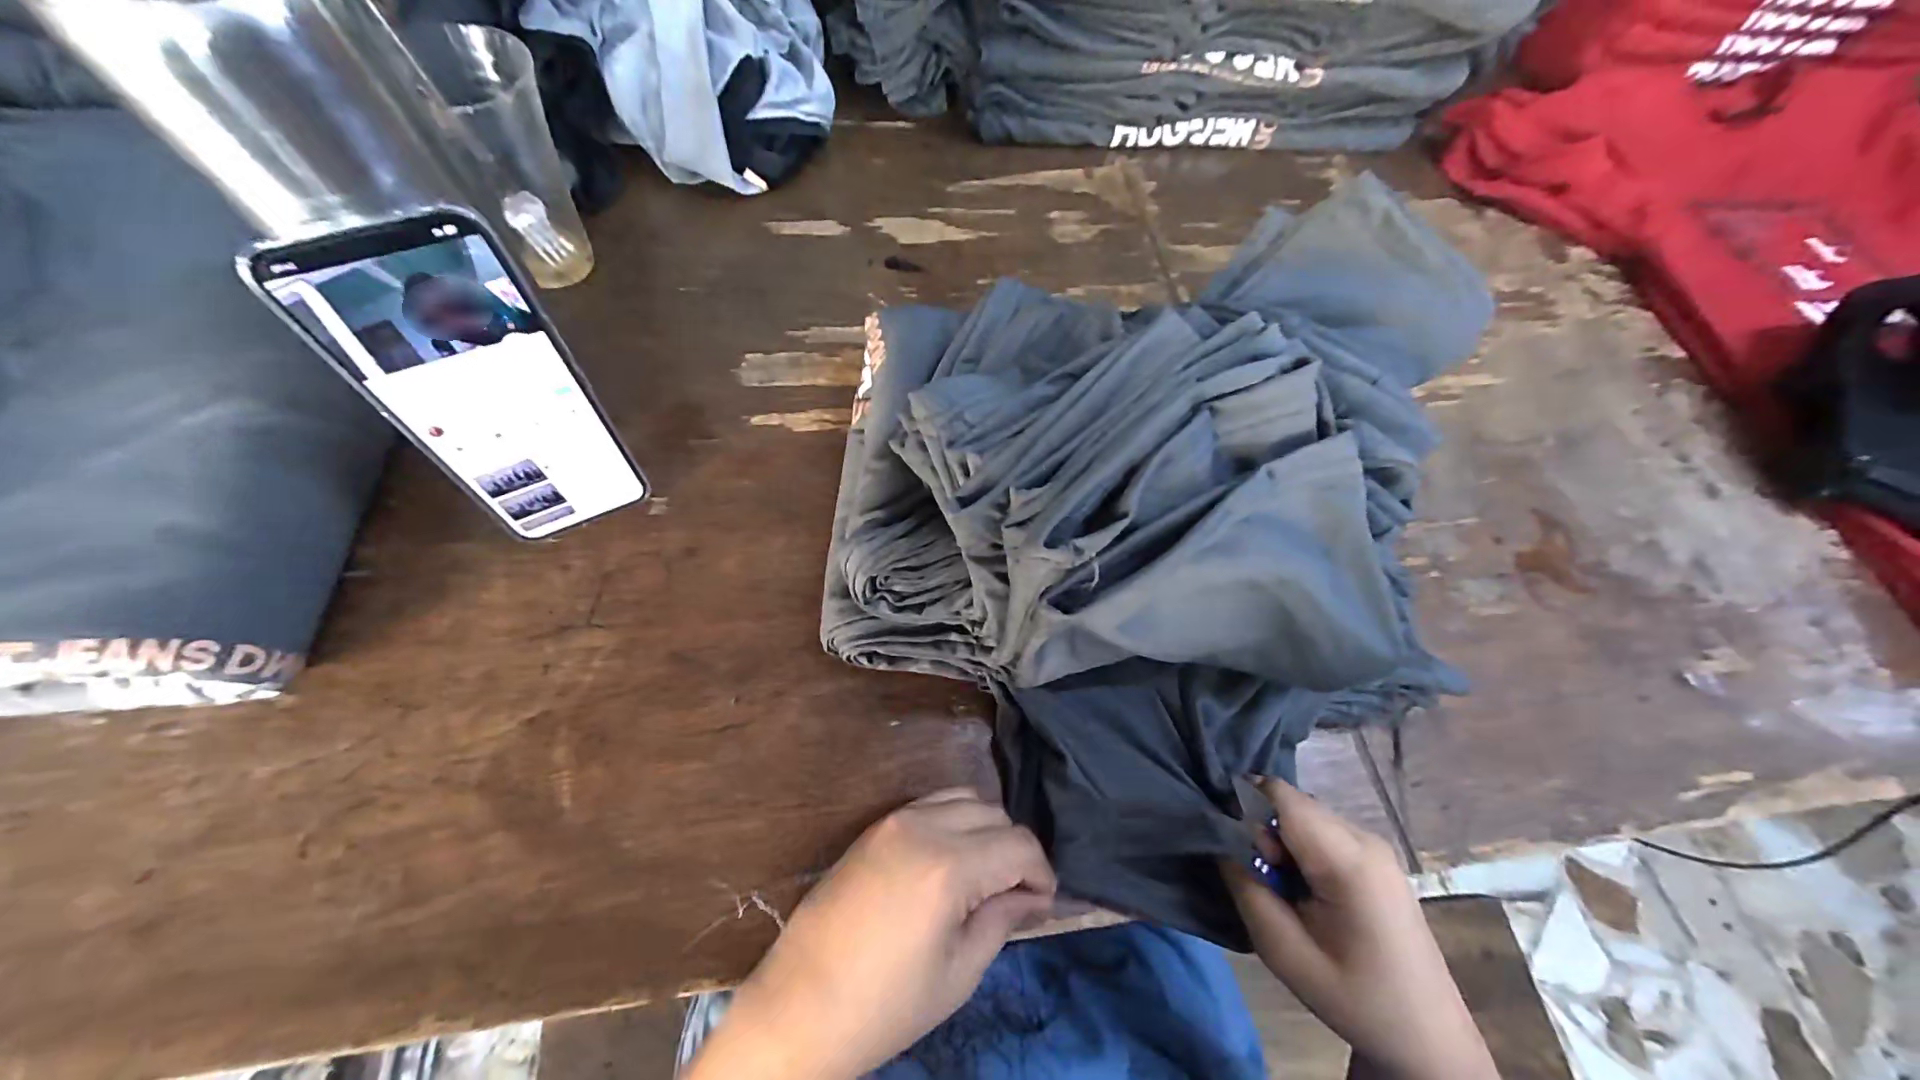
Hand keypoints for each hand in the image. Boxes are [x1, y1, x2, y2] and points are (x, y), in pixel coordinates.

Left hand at [685, 789, 1056, 1079]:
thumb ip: (1001, 920)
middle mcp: (922, 826)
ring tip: (985, 876)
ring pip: (963, 798)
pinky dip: (954, 820)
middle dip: (1016, 851)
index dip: (1042, 873)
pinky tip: (952, 861)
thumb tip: (1032, 896)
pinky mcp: (874, 828)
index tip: (1042, 904)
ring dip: (986, 829)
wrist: (798, 1008)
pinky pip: (930, 804)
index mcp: (947, 866)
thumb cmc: (884, 1006)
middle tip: (1016, 895)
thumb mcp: (958, 974)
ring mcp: (893, 821)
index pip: (1019, 845)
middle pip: (995, 813)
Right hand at [1220, 778, 1496, 1079]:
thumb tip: (1221, 838)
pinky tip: (1307, 892)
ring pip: (1305, 814)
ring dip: (1282, 841)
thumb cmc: (1353, 997)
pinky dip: (1301, 848)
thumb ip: (1245, 884)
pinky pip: (1322, 830)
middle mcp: (1365, 838)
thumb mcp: (1282, 949)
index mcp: (1347, 859)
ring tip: (1286, 890)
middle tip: (1266, 881)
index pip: (1279, 794)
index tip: (1241, 853)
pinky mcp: (1377, 859)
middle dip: (1264, 829)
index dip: (1246, 810)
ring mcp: (1376, 846)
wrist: (1428, 1038)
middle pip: (1292, 803)